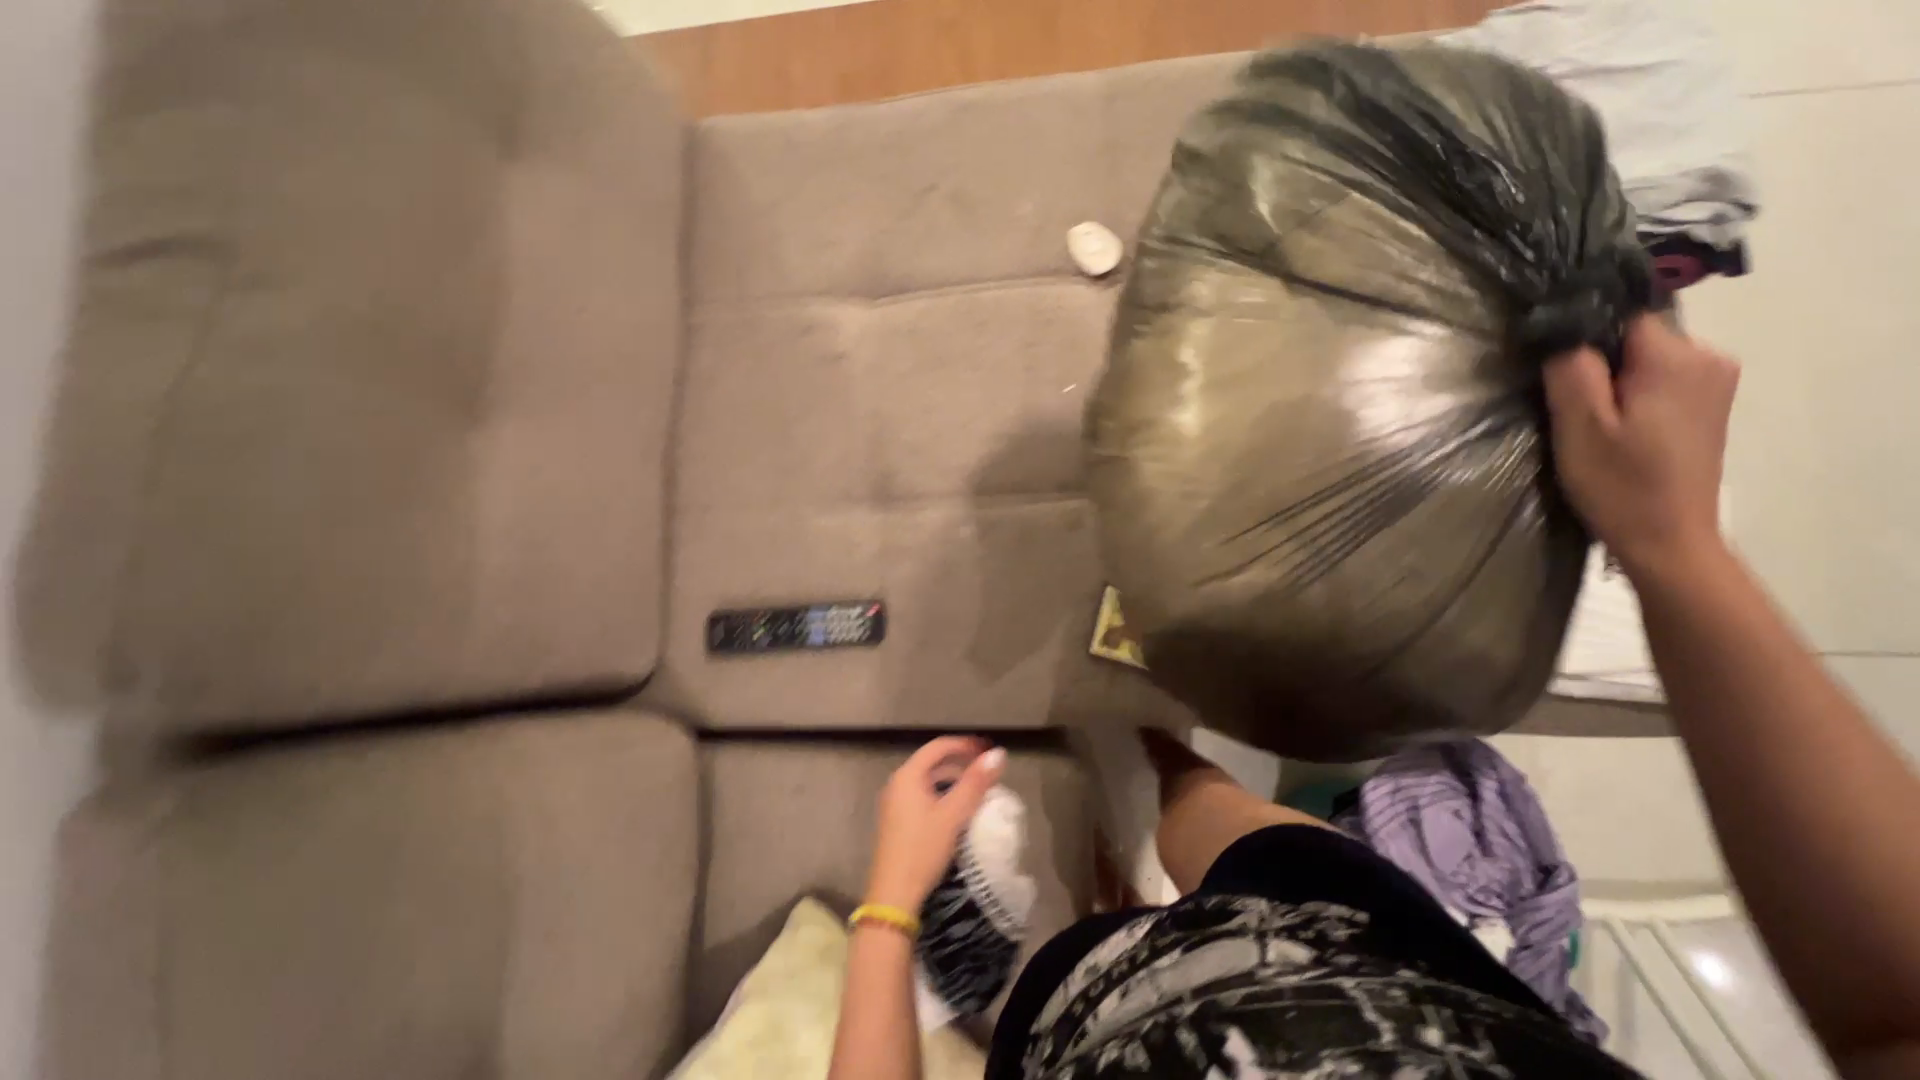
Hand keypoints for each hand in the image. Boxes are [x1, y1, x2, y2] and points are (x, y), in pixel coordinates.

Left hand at [862, 737, 1006, 911]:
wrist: (894, 894)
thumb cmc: (923, 849)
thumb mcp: (953, 815)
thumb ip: (975, 783)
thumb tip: (998, 753)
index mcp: (907, 776)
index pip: (938, 746)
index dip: (965, 745)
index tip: (989, 751)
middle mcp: (897, 784)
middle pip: (933, 763)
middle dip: (961, 765)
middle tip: (987, 774)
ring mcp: (894, 804)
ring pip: (928, 783)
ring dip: (953, 783)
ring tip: (977, 793)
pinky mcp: (897, 822)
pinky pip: (923, 798)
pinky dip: (943, 798)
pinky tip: (958, 813)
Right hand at [1544, 315, 1740, 580]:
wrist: (1669, 541)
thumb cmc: (1620, 484)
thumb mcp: (1579, 426)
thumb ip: (1571, 369)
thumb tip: (1564, 330)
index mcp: (1677, 357)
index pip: (1620, 316)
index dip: (1584, 338)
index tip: (1559, 372)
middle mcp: (1709, 358)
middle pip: (1635, 338)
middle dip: (1601, 363)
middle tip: (1572, 407)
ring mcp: (1716, 383)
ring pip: (1647, 360)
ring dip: (1616, 382)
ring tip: (1592, 422)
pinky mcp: (1710, 407)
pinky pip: (1662, 381)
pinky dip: (1635, 396)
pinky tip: (1619, 430)